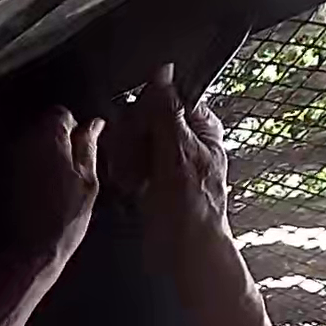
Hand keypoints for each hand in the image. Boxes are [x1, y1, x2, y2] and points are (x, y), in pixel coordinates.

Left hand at [7, 106, 101, 284]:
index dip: (74, 130)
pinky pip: (17, 164)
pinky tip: (39, 196)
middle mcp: (22, 142)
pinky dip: (28, 173)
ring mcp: (7, 159)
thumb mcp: (87, 182)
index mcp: (48, 137)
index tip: (81, 150)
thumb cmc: (63, 220)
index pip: (61, 114)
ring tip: (55, 187)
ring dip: (42, 158)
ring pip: (29, 146)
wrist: (28, 252)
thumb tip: (94, 125)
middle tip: (71, 172)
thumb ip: (88, 147)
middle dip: (56, 143)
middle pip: (42, 127)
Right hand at [119, 63, 230, 255]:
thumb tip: (162, 72)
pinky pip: (129, 163)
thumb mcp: (177, 152)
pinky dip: (125, 173)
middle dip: (133, 139)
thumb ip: (167, 112)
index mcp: (201, 127)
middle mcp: (185, 141)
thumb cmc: (191, 207)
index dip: (147, 110)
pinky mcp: (151, 180)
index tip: (137, 126)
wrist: (185, 253)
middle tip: (134, 160)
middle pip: (146, 119)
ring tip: (132, 179)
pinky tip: (129, 187)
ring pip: (134, 141)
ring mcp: (166, 162)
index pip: (166, 98)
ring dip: (126, 158)